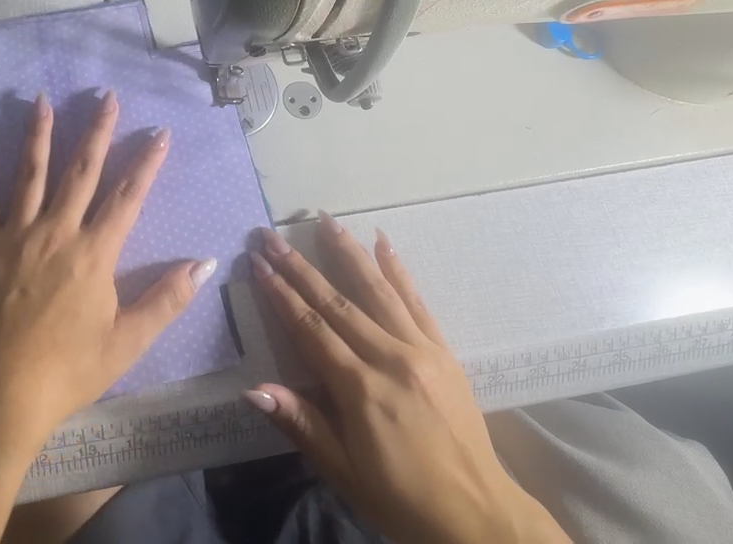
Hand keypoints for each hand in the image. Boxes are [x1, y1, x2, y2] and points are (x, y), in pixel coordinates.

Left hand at [0, 89, 213, 438]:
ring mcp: (17, 235)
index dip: (147, 163)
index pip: (128, 196)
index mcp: (95, 252)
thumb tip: (205, 263)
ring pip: (31, 174)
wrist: (4, 391)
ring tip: (43, 100)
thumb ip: (167, 298)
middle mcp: (57, 231)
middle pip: (82, 171)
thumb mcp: (129, 340)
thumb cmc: (71, 369)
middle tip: (107, 97)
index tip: (160, 133)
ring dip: (39, 135)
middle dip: (98, 131)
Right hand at [245, 217, 569, 543]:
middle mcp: (390, 358)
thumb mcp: (344, 471)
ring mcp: (421, 350)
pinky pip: (417, 302)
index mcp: (360, 389)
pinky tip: (383, 242)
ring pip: (377, 290)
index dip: (281, 294)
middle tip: (272, 235)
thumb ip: (302, 423)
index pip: (310, 328)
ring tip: (324, 220)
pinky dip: (398, 270)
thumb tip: (254, 389)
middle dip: (300, 266)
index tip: (258, 263)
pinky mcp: (444, 351)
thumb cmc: (401, 499)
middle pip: (337, 302)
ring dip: (347, 252)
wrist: (478, 517)